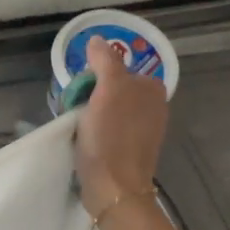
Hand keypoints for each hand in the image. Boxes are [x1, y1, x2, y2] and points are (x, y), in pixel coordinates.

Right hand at [76, 35, 169, 217]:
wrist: (114, 189)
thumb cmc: (110, 138)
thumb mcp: (107, 90)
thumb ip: (105, 61)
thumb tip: (96, 40)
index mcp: (152, 89)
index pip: (116, 69)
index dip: (94, 77)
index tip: (78, 92)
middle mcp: (154, 107)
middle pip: (113, 89)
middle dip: (92, 96)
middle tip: (75, 110)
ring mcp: (145, 130)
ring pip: (110, 110)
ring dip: (92, 115)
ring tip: (78, 128)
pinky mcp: (133, 151)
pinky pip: (111, 130)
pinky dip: (98, 133)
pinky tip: (87, 143)